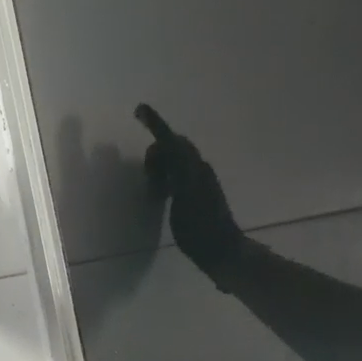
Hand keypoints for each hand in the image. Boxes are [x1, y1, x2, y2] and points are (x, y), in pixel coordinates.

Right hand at [135, 104, 245, 281]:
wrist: (221, 250)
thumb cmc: (199, 226)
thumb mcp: (184, 195)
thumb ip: (178, 166)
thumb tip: (170, 141)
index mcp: (193, 167)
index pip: (172, 139)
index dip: (156, 123)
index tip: (140, 110)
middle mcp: (198, 168)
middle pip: (173, 146)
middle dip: (156, 152)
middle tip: (147, 174)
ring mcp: (198, 181)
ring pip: (174, 161)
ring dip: (160, 166)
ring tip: (153, 188)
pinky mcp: (196, 194)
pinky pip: (176, 174)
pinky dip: (165, 177)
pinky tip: (160, 193)